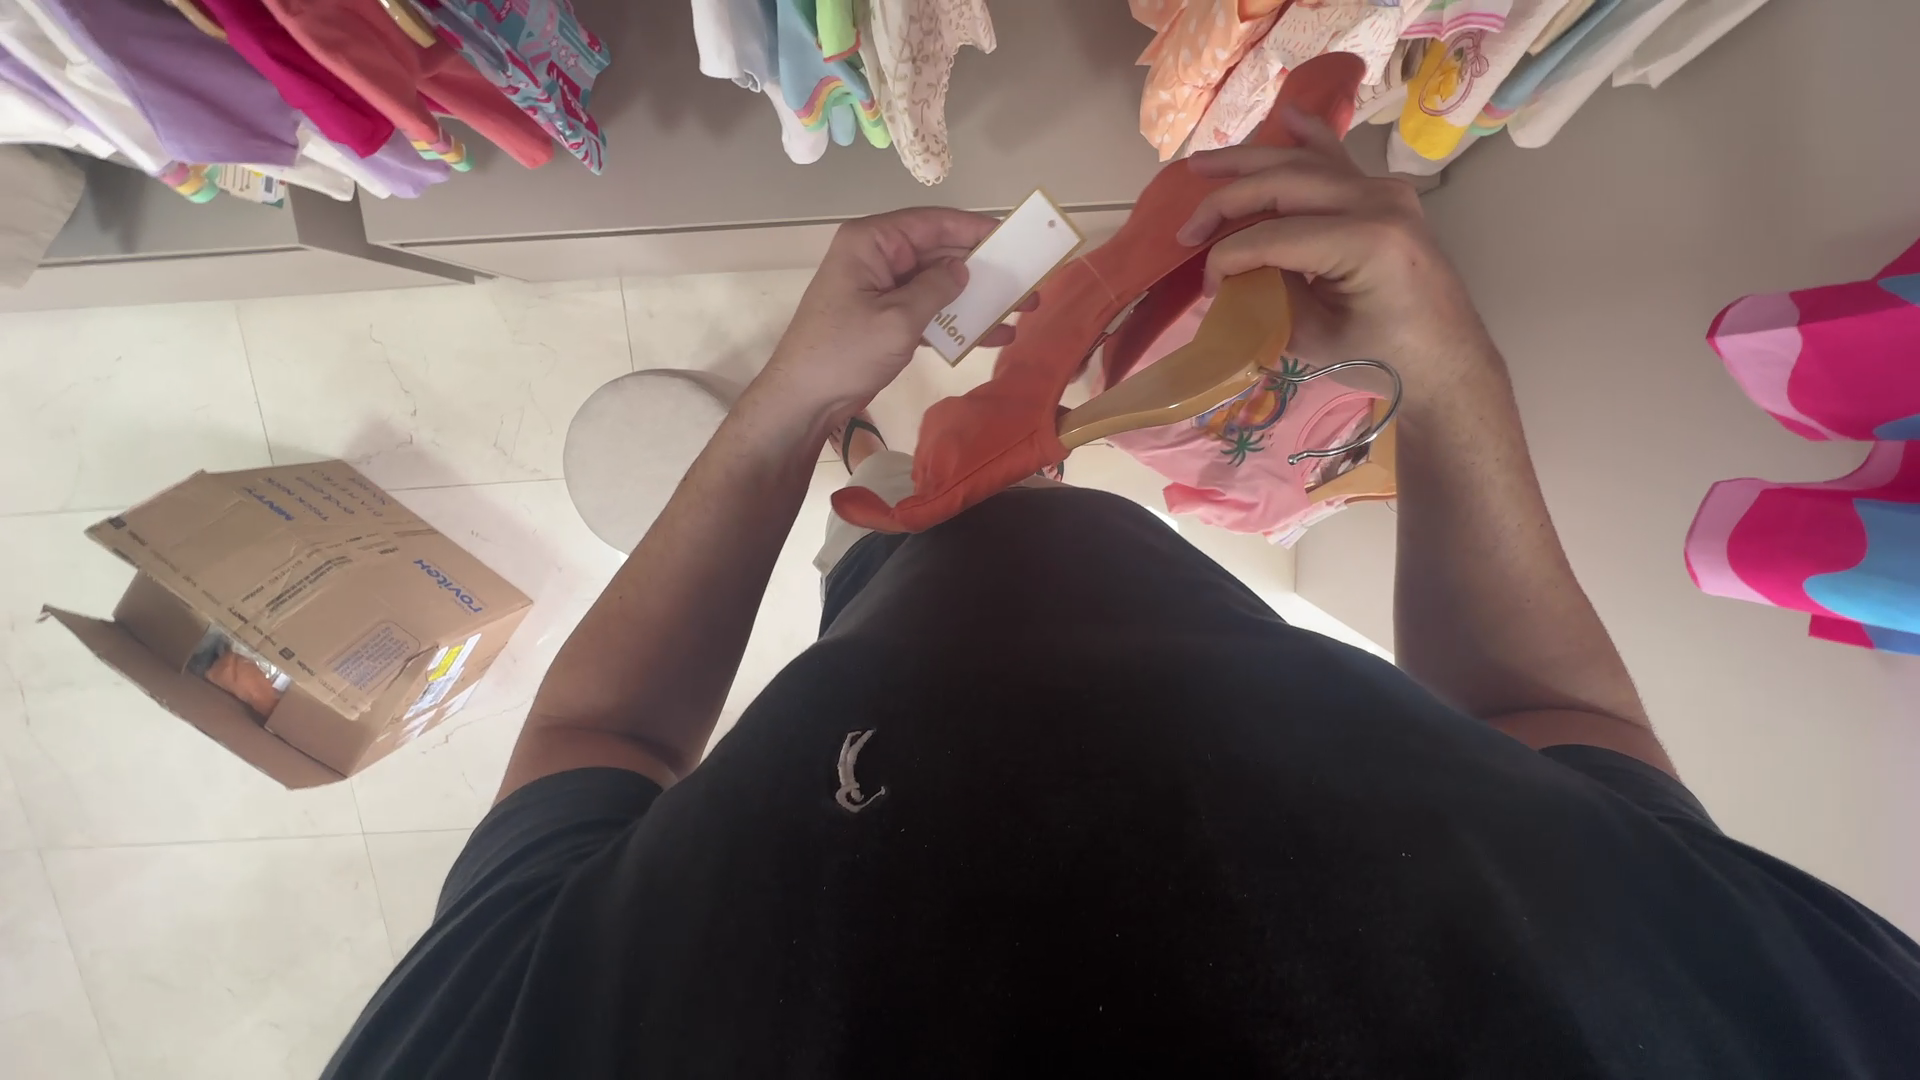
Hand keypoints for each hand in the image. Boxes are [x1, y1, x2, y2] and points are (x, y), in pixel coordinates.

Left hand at [753, 208, 1030, 425]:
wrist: (804, 400)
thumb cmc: (844, 353)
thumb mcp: (897, 320)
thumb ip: (935, 289)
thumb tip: (962, 270)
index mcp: (872, 242)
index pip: (931, 223)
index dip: (974, 228)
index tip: (1012, 236)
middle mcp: (877, 258)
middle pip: (938, 253)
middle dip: (982, 269)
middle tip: (1027, 280)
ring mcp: (880, 291)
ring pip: (937, 285)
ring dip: (976, 299)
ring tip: (1020, 310)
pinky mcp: (885, 321)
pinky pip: (928, 312)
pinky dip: (956, 323)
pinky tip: (991, 335)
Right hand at [1176, 108, 1497, 398]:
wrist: (1446, 358)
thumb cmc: (1382, 359)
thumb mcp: (1316, 339)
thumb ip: (1268, 300)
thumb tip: (1226, 282)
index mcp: (1364, 242)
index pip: (1270, 236)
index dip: (1226, 258)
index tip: (1206, 290)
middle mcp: (1377, 201)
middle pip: (1283, 183)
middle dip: (1225, 201)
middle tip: (1185, 229)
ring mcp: (1383, 191)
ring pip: (1303, 162)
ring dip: (1249, 160)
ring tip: (1201, 165)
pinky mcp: (1383, 196)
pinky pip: (1336, 159)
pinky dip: (1308, 137)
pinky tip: (1287, 117)